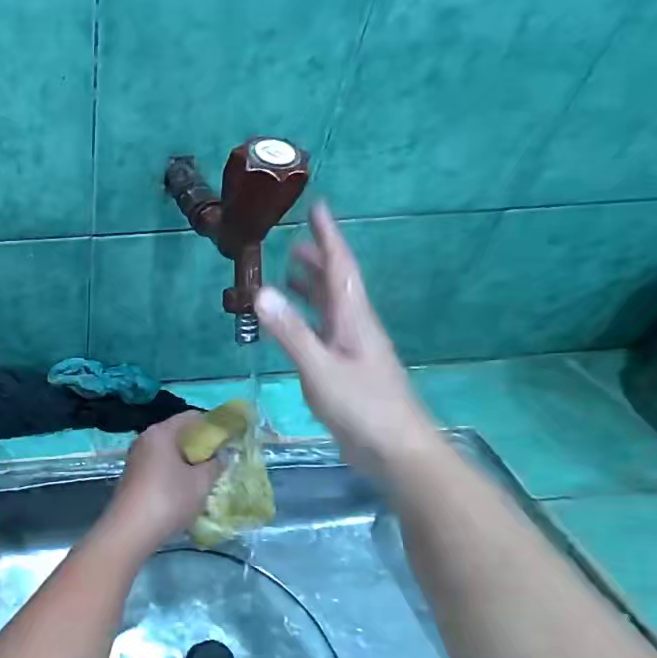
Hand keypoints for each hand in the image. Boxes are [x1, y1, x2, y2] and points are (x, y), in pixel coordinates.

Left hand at [104, 412, 222, 542]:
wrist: (130, 530)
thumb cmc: (169, 499)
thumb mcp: (201, 482)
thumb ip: (216, 464)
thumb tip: (223, 454)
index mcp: (161, 432)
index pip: (192, 417)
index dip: (214, 426)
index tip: (231, 441)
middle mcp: (145, 439)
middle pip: (179, 433)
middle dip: (202, 446)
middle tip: (222, 461)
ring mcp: (136, 457)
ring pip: (169, 452)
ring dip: (189, 461)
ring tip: (208, 478)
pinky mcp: (133, 475)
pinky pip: (160, 465)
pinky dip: (175, 472)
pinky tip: (187, 489)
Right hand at [255, 202, 442, 478]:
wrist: (396, 449)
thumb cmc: (362, 406)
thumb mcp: (320, 368)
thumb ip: (290, 332)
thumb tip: (261, 292)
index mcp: (354, 319)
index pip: (340, 268)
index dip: (329, 238)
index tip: (320, 208)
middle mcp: (355, 327)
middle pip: (337, 285)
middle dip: (318, 261)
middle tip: (295, 242)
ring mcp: (353, 350)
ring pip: (331, 309)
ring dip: (312, 288)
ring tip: (290, 275)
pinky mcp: (346, 370)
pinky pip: (324, 332)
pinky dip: (307, 319)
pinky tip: (296, 327)